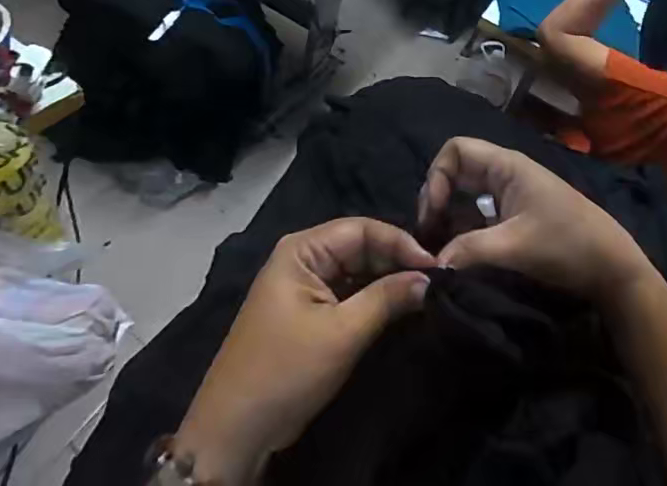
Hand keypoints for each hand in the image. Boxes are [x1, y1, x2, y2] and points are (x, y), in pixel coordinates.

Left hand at [174, 218, 434, 483]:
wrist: (231, 437)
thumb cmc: (285, 373)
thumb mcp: (343, 333)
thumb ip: (388, 297)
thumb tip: (430, 277)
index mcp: (302, 250)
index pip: (363, 229)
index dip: (401, 243)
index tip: (436, 264)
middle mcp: (302, 257)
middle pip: (361, 245)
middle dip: (397, 260)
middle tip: (434, 278)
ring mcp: (303, 283)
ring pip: (358, 268)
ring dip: (388, 279)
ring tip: (423, 289)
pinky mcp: (307, 309)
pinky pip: (349, 289)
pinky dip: (374, 295)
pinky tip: (399, 304)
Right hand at [417, 137, 653, 304]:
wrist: (611, 265)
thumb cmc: (566, 244)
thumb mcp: (514, 246)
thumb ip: (467, 250)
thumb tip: (429, 266)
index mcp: (507, 166)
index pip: (456, 150)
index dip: (436, 178)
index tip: (434, 216)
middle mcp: (506, 174)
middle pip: (457, 173)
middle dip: (437, 201)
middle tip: (428, 239)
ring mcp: (512, 196)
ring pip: (466, 197)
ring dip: (449, 220)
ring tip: (438, 253)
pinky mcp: (517, 218)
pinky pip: (479, 216)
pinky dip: (463, 231)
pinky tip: (458, 257)